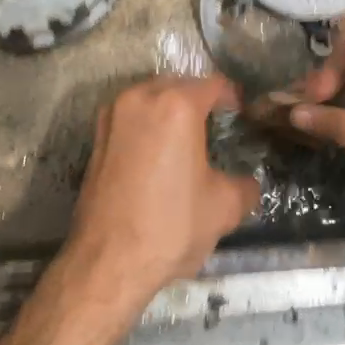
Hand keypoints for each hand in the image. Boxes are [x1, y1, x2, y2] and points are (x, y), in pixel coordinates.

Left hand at [62, 75, 260, 301]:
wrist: (108, 260)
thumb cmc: (171, 227)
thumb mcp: (224, 208)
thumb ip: (244, 185)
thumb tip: (247, 182)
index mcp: (177, 105)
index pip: (213, 84)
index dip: (232, 96)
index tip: (241, 113)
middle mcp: (141, 98)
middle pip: (178, 84)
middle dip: (198, 98)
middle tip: (216, 124)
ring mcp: (113, 115)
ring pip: (150, 96)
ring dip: (169, 108)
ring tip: (186, 137)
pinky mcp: (96, 136)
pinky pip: (129, 116)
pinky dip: (147, 124)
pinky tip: (158, 152)